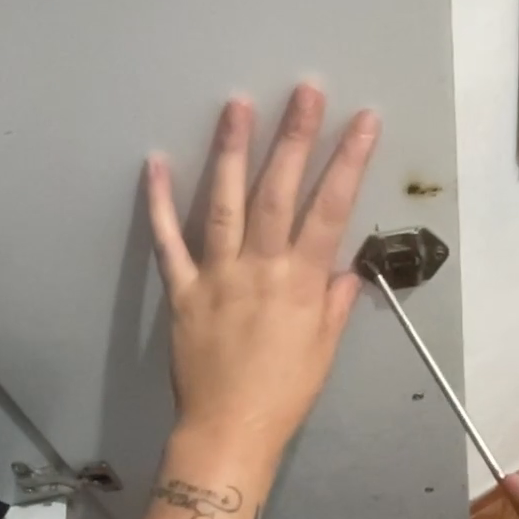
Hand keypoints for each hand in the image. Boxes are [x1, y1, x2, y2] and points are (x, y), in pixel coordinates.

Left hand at [145, 85, 377, 461]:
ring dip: (232, 153)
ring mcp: (216, 276)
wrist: (229, 430)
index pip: (331, 211)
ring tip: (237, 105)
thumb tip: (349, 268)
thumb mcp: (324, 352)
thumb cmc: (284, 394)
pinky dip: (159, 203)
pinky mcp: (181, 291)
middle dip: (294, 138)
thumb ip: (335, 305)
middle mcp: (260, 269)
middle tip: (303, 89)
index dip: (349, 162)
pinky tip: (154, 163)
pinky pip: (167, 242)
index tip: (363, 120)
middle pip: (280, 194)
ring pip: (226, 205)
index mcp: (301, 284)